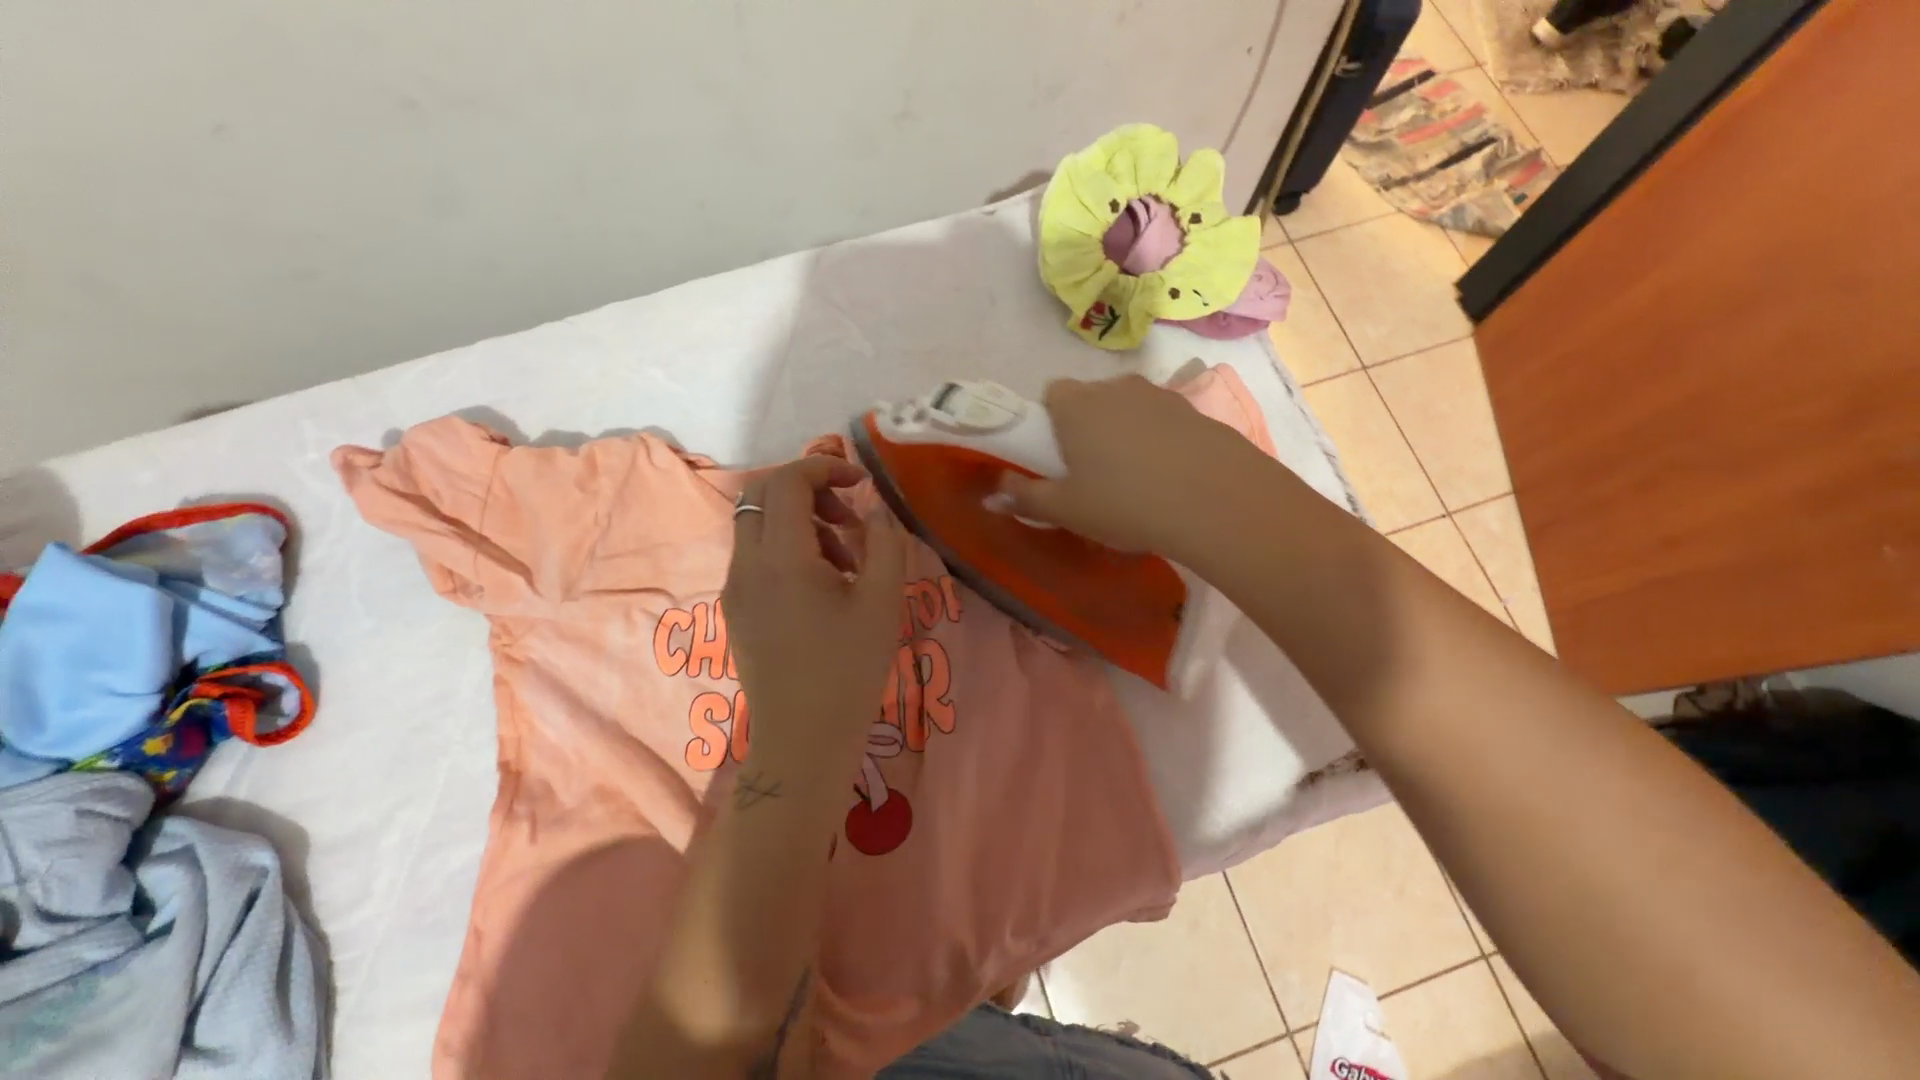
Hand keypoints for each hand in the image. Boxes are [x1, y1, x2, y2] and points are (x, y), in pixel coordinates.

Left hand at [722, 456, 910, 775]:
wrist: (803, 739)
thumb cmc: (849, 670)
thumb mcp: (883, 602)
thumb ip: (884, 543)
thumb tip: (875, 511)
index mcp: (781, 557)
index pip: (787, 481)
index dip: (825, 467)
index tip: (861, 484)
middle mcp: (746, 564)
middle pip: (762, 494)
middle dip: (808, 491)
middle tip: (850, 520)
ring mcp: (735, 588)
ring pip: (757, 525)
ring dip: (799, 522)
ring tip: (846, 562)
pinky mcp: (735, 609)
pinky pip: (755, 557)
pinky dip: (787, 549)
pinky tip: (822, 587)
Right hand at [995, 375, 1269, 559]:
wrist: (1216, 501)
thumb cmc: (1125, 503)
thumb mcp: (1067, 510)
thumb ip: (1026, 498)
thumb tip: (992, 492)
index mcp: (1076, 405)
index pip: (1051, 393)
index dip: (1050, 423)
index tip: (1058, 458)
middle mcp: (1116, 388)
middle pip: (1091, 399)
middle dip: (1088, 428)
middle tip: (1093, 476)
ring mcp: (1161, 396)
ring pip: (1130, 409)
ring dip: (1126, 434)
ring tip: (1137, 483)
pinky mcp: (1197, 412)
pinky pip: (1164, 423)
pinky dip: (1161, 443)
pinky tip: (1171, 481)